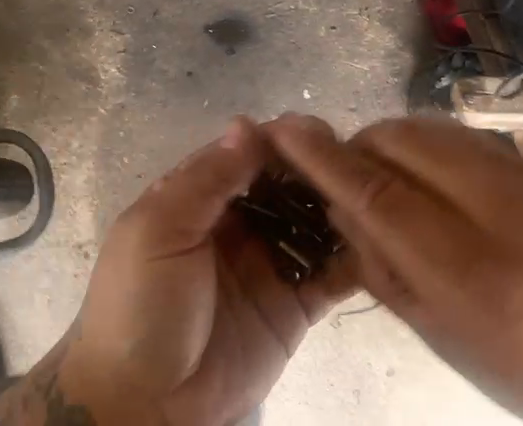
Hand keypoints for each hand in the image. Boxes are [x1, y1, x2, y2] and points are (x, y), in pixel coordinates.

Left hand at [50, 117, 354, 424]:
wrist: (143, 401)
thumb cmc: (138, 303)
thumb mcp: (158, 229)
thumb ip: (205, 180)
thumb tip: (247, 124)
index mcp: (194, 196)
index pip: (243, 154)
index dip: (277, 141)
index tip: (315, 131)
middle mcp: (235, 222)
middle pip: (283, 183)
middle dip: (315, 169)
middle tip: (354, 161)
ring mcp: (267, 264)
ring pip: (311, 222)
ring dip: (339, 206)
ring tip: (376, 194)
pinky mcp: (295, 307)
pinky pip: (331, 274)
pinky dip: (356, 256)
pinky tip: (384, 240)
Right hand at [261, 114, 522, 425]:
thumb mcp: (452, 342)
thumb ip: (384, 270)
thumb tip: (335, 207)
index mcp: (474, 273)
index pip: (375, 190)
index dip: (320, 155)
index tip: (280, 127)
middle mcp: (503, 210)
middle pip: (399, 139)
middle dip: (357, 145)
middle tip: (344, 174)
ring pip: (431, 127)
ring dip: (392, 141)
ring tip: (388, 176)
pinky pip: (466, 137)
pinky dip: (431, 145)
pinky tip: (435, 179)